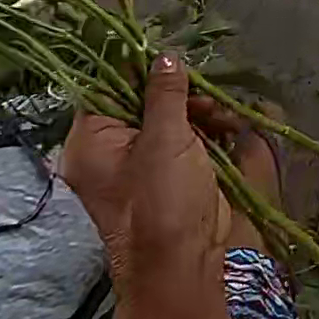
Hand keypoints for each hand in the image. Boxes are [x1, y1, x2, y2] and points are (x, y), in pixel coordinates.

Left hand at [59, 54, 228, 292]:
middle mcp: (110, 148)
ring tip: (222, 118)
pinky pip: (185, 136)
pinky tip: (227, 129)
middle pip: (142, 99)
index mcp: (91, 140)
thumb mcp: (165, 140)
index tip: (171, 56)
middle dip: (179, 94)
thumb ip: (165, 93)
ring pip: (169, 116)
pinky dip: (206, 129)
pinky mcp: (170, 171)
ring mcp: (142, 161)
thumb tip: (164, 55)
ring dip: (199, 111)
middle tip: (206, 98)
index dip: (138, 68)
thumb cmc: (164, 201)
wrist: (185, 264)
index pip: (107, 87)